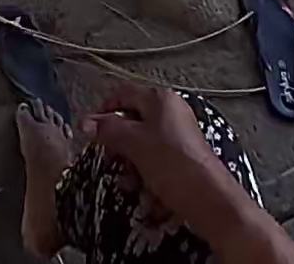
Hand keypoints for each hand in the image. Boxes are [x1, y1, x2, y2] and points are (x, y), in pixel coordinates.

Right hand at [81, 84, 253, 241]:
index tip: (92, 133)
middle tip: (114, 163)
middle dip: (120, 145)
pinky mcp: (184, 155)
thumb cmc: (171, 164)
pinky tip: (150, 195)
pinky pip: (158, 160)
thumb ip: (108, 130)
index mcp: (159, 98)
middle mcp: (170, 109)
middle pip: (132, 120)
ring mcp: (179, 132)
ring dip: (133, 166)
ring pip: (143, 144)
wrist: (210, 200)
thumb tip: (84, 122)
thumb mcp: (134, 144)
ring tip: (134, 184)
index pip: (123, 93)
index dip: (104, 110)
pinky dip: (149, 175)